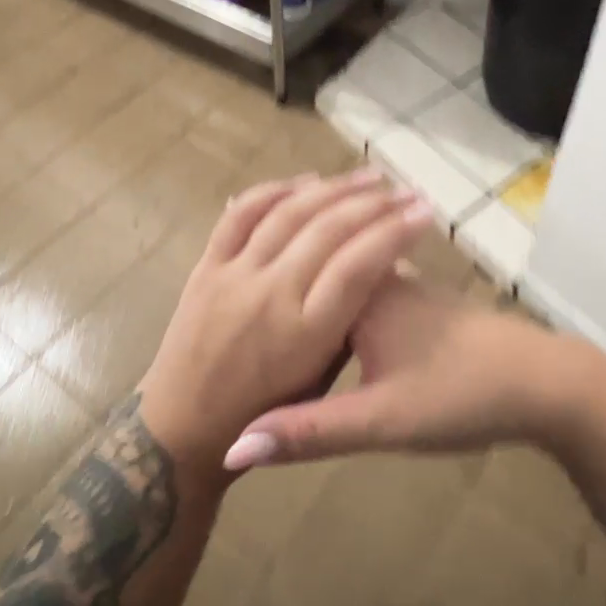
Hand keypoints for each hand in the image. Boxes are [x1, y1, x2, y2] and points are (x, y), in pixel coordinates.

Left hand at [135, 170, 435, 482]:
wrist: (181, 428)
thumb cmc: (263, 413)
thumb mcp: (320, 381)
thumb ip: (348, 326)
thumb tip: (378, 272)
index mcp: (306, 333)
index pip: (359, 263)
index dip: (396, 232)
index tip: (424, 212)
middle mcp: (272, 296)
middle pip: (329, 229)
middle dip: (374, 203)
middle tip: (404, 190)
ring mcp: (235, 276)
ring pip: (289, 213)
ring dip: (333, 188)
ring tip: (367, 177)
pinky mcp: (206, 267)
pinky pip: (240, 215)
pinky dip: (274, 191)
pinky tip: (305, 182)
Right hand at [222, 275, 584, 469]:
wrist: (542, 383)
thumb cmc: (459, 394)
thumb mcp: (379, 422)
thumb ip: (307, 432)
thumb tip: (232, 449)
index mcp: (361, 295)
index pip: (295, 271)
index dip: (258, 281)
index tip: (219, 296)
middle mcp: (380, 280)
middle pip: (317, 265)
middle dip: (281, 271)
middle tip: (233, 282)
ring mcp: (405, 289)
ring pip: (345, 272)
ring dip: (313, 276)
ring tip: (268, 289)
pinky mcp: (424, 305)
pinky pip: (368, 284)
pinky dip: (342, 290)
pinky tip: (329, 314)